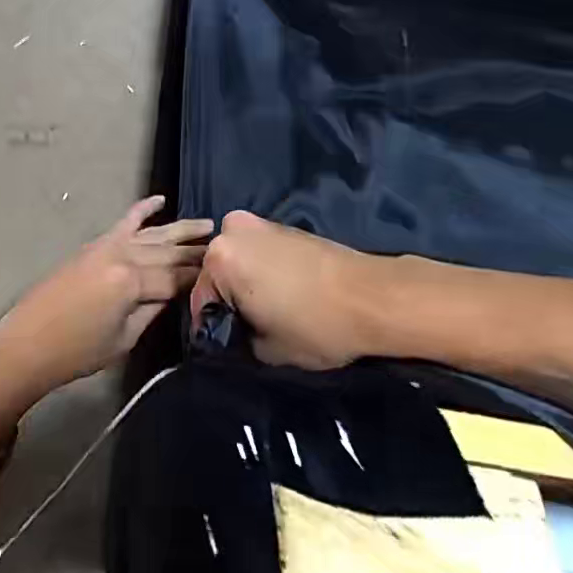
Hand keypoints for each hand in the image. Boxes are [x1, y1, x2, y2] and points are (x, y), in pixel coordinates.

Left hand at [0, 196, 211, 402]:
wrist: (29, 342)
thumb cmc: (78, 351)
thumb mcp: (124, 339)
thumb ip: (152, 311)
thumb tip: (174, 295)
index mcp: (132, 282)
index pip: (177, 278)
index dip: (201, 277)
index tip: (224, 273)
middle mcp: (123, 255)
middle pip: (168, 252)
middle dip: (196, 251)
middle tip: (224, 247)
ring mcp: (108, 245)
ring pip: (152, 234)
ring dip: (180, 228)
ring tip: (206, 224)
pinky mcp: (95, 245)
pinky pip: (123, 221)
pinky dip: (142, 209)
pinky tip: (159, 199)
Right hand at [188, 211, 387, 370]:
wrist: (372, 297)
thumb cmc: (314, 325)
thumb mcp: (266, 349)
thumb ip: (238, 338)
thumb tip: (235, 333)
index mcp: (219, 258)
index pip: (200, 299)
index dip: (213, 328)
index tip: (230, 345)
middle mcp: (233, 230)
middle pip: (218, 273)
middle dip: (229, 299)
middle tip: (251, 327)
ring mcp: (261, 223)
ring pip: (240, 261)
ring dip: (247, 282)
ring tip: (271, 310)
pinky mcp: (285, 225)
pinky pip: (261, 252)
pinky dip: (265, 270)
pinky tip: (286, 293)